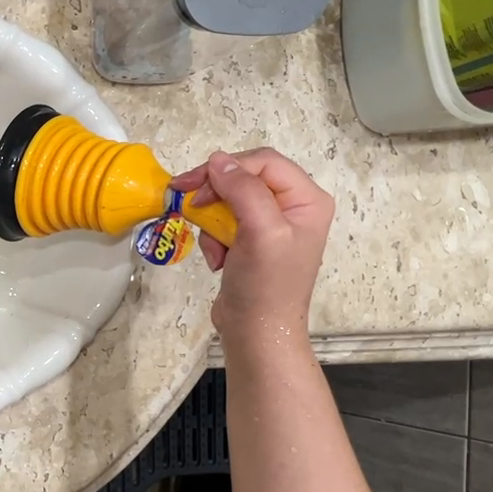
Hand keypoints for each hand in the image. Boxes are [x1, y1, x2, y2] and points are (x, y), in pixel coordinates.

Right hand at [168, 148, 332, 346]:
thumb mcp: (260, 231)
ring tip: (213, 246)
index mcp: (306, 199)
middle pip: (245, 177)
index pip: (263, 163)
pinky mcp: (251, 242)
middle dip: (214, 192)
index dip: (226, 168)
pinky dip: (213, 238)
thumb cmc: (266, 284)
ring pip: (229, 200)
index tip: (191, 187)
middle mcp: (292, 207)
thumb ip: (243, 191)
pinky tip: (217, 259)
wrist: (257, 331)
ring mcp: (271, 225)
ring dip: (211, 219)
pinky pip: (224, 223)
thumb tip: (217, 160)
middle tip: (185, 203)